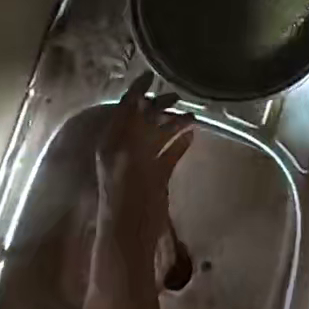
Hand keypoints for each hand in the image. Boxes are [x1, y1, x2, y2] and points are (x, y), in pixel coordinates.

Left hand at [96, 72, 194, 247]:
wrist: (129, 235)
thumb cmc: (125, 194)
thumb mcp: (127, 154)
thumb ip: (134, 127)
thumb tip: (143, 102)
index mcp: (113, 140)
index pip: (126, 107)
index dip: (137, 89)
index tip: (151, 74)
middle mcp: (126, 148)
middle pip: (143, 119)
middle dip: (160, 105)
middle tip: (180, 95)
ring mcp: (141, 164)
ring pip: (158, 136)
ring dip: (173, 124)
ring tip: (194, 115)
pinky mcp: (155, 179)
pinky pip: (168, 155)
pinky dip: (179, 144)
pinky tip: (193, 136)